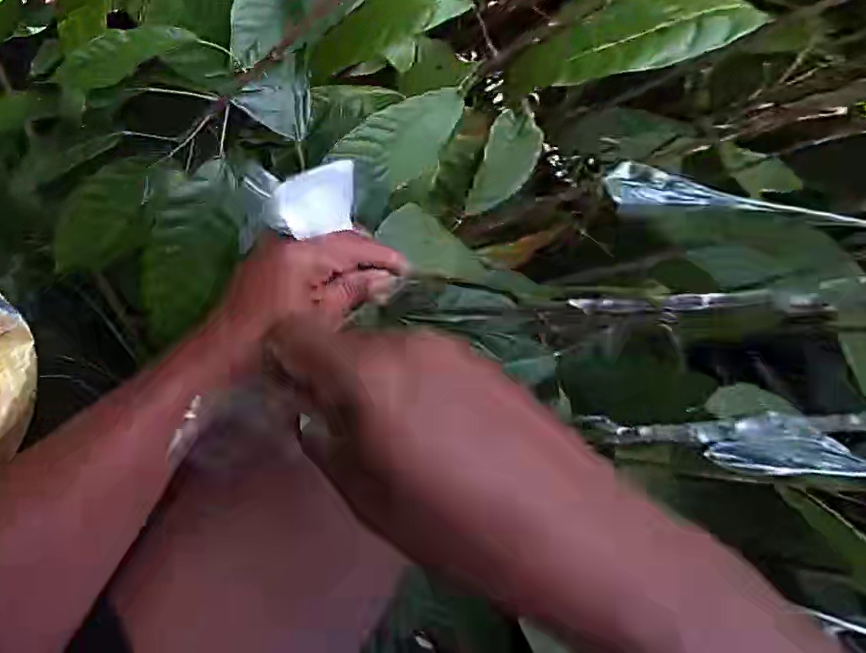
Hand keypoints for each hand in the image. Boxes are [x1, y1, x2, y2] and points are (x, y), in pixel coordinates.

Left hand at [200, 232, 405, 350]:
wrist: (221, 354)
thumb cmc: (274, 345)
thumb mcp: (323, 321)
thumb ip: (354, 292)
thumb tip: (385, 277)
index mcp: (299, 251)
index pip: (351, 242)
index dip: (383, 255)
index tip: (409, 270)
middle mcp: (285, 238)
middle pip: (336, 234)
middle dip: (366, 252)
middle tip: (392, 275)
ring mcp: (271, 246)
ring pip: (321, 240)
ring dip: (346, 255)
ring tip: (372, 277)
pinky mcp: (265, 258)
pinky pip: (304, 249)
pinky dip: (325, 260)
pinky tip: (341, 279)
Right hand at [264, 319, 838, 652]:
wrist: (586, 534)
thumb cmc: (463, 528)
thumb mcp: (371, 501)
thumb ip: (324, 442)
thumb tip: (305, 410)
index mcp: (366, 372)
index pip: (293, 332)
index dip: (279, 357)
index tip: (286, 391)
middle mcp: (401, 340)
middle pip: (339, 342)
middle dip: (329, 376)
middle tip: (344, 425)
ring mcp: (444, 343)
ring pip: (380, 349)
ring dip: (371, 380)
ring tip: (401, 436)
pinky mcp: (478, 355)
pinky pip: (419, 357)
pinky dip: (409, 382)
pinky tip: (443, 432)